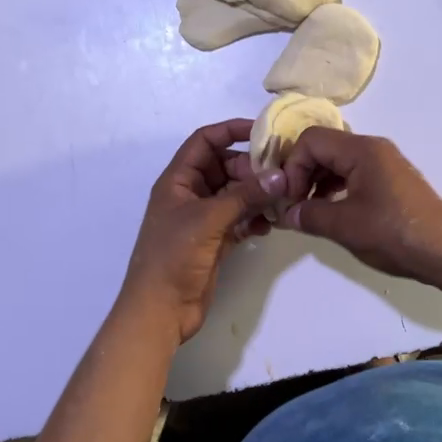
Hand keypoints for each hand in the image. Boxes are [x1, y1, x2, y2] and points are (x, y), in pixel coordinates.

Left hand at [119, 119, 269, 343]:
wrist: (160, 311)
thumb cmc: (174, 257)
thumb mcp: (208, 220)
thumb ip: (244, 196)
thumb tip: (280, 176)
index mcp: (178, 180)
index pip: (204, 142)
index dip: (230, 131)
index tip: (263, 132)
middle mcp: (189, 194)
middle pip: (224, 167)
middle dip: (251, 169)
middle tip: (279, 176)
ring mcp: (202, 218)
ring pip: (234, 194)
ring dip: (256, 195)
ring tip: (281, 200)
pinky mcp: (214, 241)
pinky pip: (238, 219)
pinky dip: (253, 218)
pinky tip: (270, 225)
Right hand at [275, 128, 441, 284]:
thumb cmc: (394, 234)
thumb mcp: (345, 226)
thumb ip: (309, 215)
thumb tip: (287, 214)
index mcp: (362, 150)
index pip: (311, 140)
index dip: (293, 166)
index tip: (290, 198)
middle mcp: (373, 148)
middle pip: (324, 147)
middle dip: (303, 172)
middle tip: (294, 204)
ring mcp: (384, 162)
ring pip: (338, 160)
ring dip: (318, 181)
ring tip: (309, 211)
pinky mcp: (391, 179)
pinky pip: (354, 172)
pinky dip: (336, 187)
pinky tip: (332, 211)